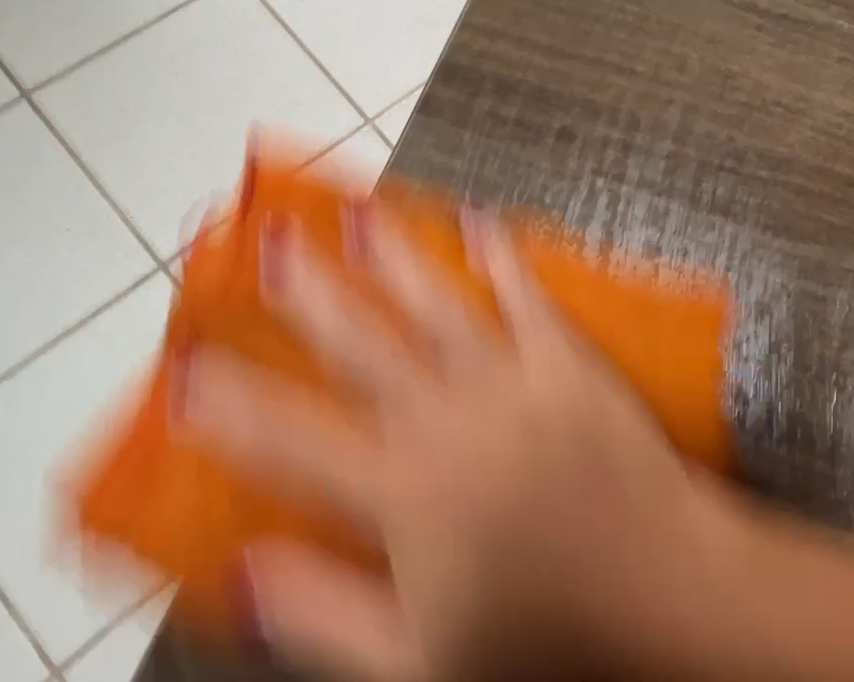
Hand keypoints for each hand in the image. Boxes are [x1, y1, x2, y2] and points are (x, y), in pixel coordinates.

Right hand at [181, 205, 730, 680]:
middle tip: (274, 247)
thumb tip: (248, 572)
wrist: (665, 591)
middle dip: (312, 296)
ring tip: (361, 216)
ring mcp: (514, 385)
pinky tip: (483, 221)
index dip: (232, 405)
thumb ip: (325, 613)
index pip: (293, 441)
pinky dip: (503, 258)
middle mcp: (451, 422)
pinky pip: (529, 299)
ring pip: (439, 308)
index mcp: (404, 494)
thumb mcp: (417, 660)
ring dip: (395, 259)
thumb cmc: (549, 636)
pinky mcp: (570, 365)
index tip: (189, 370)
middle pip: (364, 348)